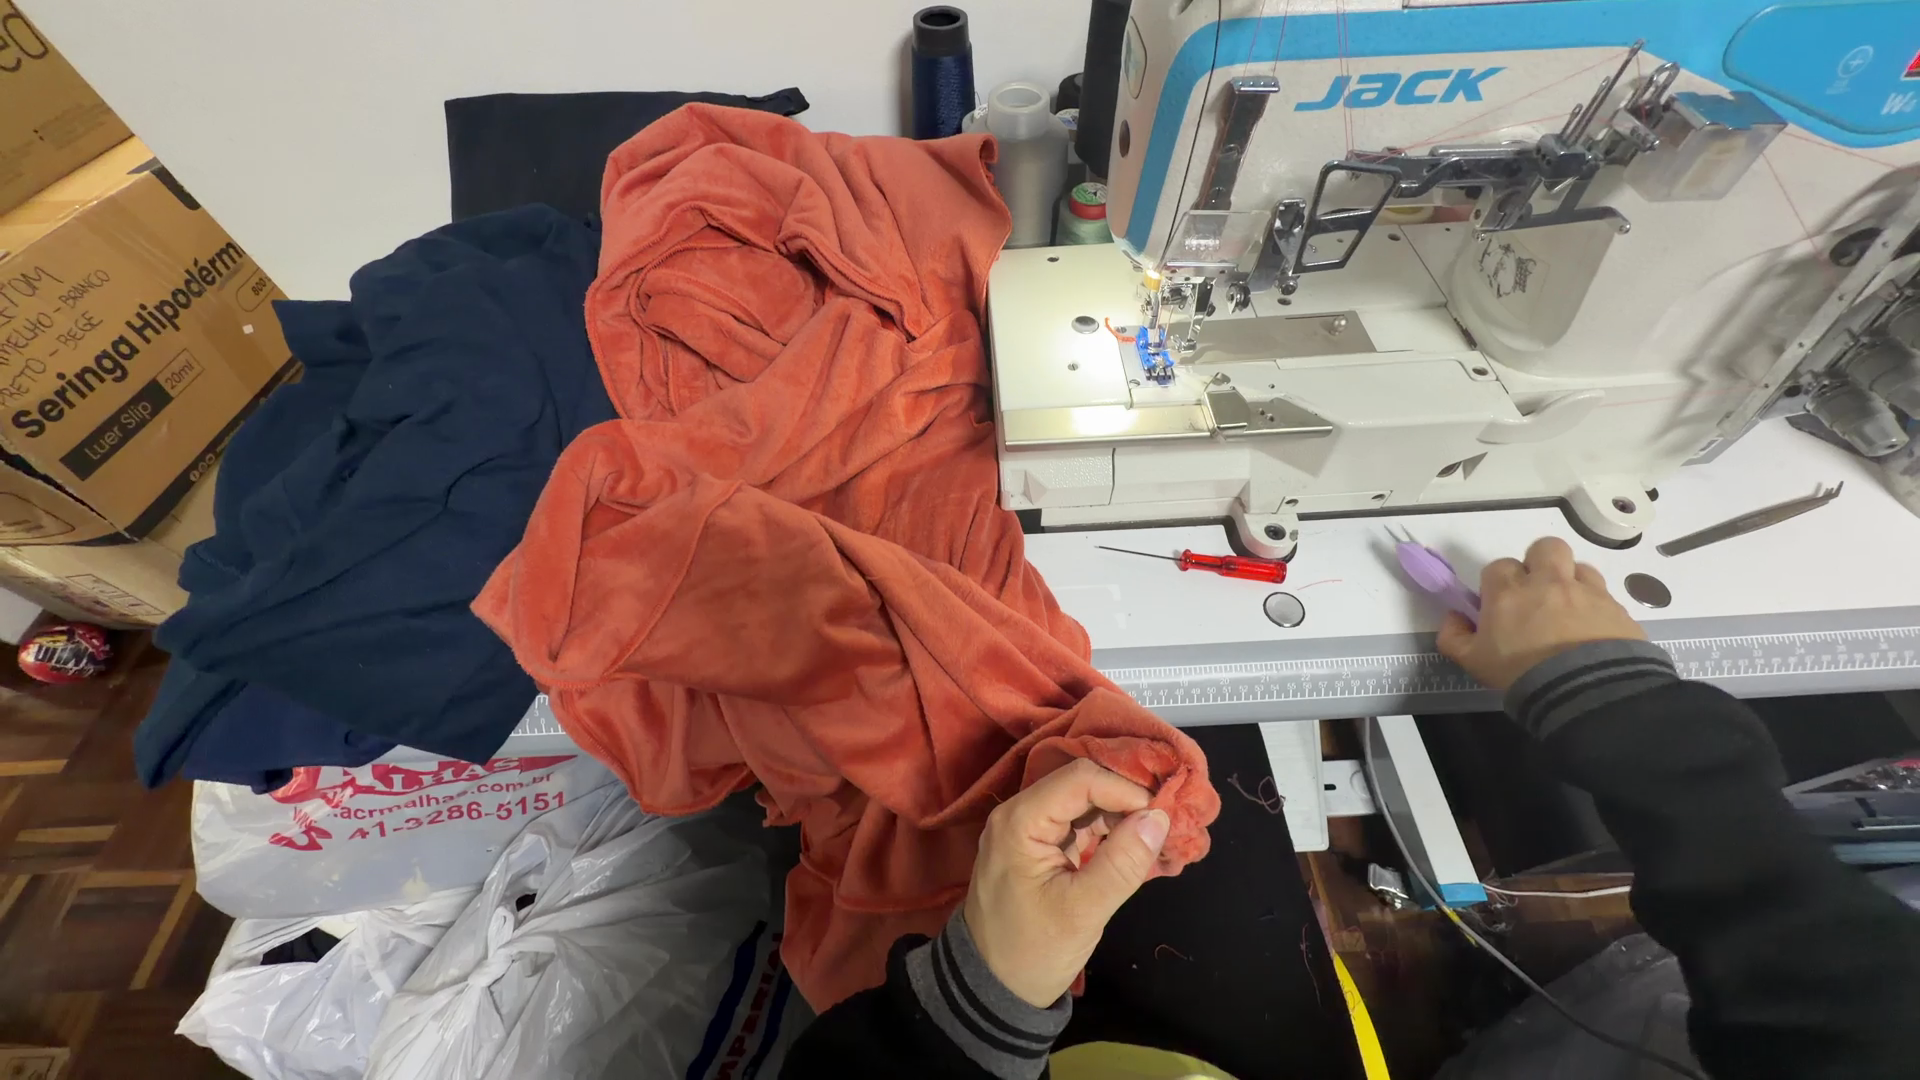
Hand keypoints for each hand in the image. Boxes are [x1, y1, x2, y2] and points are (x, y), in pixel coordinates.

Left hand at [962, 759, 1170, 1006]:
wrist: (991, 987)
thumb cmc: (1031, 950)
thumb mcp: (1081, 912)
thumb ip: (1120, 863)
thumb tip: (1158, 817)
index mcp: (1020, 820)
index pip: (1079, 780)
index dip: (1124, 790)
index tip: (1163, 814)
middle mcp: (1021, 811)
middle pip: (1082, 785)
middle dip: (1127, 800)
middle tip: (1169, 823)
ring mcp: (1030, 827)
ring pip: (1085, 803)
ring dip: (1123, 816)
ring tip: (1162, 835)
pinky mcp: (1042, 844)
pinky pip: (1080, 824)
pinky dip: (1110, 832)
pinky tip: (1140, 845)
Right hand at [1437, 536, 1646, 691]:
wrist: (1586, 690)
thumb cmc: (1520, 672)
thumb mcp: (1471, 660)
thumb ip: (1453, 635)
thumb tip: (1454, 617)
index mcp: (1508, 592)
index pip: (1499, 565)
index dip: (1498, 581)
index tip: (1499, 602)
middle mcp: (1547, 583)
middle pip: (1546, 547)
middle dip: (1539, 562)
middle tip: (1536, 590)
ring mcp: (1587, 593)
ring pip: (1580, 566)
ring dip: (1571, 581)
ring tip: (1567, 607)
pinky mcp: (1618, 609)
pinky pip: (1605, 596)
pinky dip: (1596, 606)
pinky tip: (1591, 629)